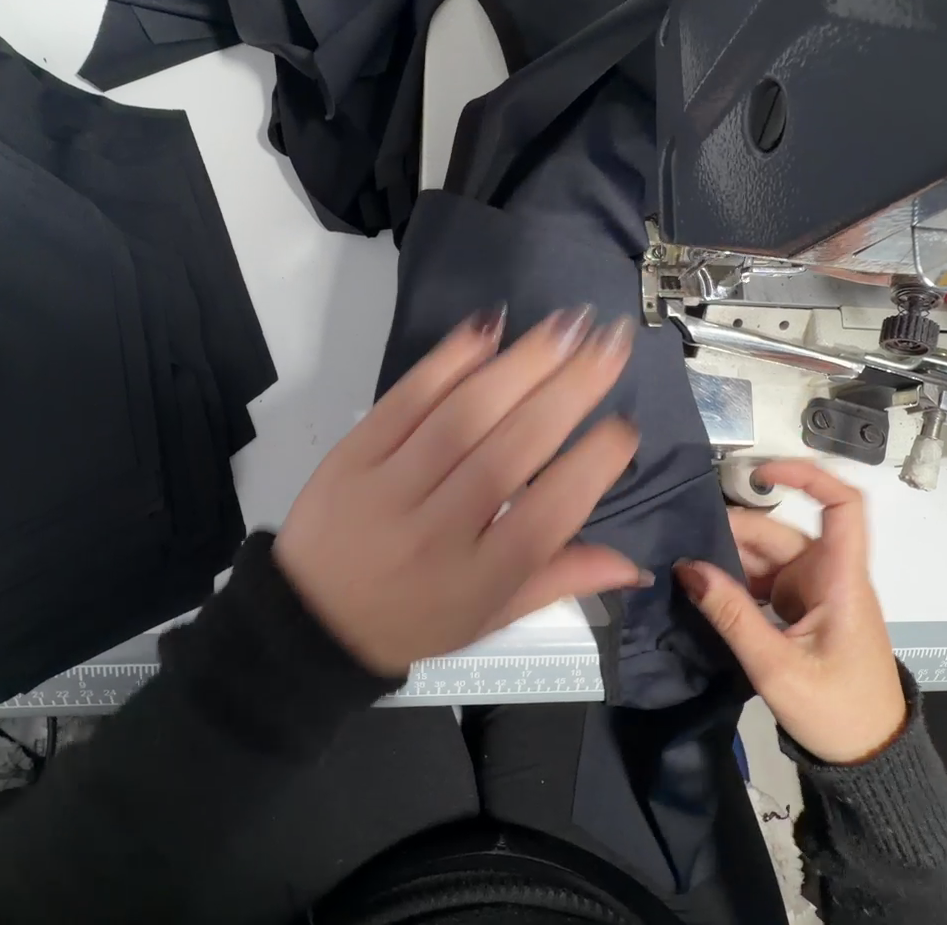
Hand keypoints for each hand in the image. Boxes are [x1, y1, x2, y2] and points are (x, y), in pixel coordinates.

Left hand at [275, 306, 648, 675]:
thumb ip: (559, 581)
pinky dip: (449, 359)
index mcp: (481, 575)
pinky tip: (488, 327)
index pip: (551, 512)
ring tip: (566, 325)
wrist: (310, 622)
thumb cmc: (413, 619)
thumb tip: (636, 565)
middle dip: (571, 389)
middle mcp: (440, 527)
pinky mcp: (354, 454)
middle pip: (514, 449)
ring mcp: (391, 485)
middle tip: (611, 342)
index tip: (625, 423)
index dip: (594, 464)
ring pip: (465, 415)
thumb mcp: (489, 617)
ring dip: (521, 363)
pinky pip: (406, 399)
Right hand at [675, 461, 905, 763]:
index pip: (842, 506)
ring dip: (729, 560)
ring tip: (684, 568)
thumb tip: (687, 568)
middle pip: (781, 533)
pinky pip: (765, 582)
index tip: (760, 473)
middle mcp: (829, 575)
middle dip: (733, 534)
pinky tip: (703, 588)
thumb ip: (730, 614)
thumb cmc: (837, 712)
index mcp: (841, 580)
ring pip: (767, 557)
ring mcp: (815, 593)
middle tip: (684, 547)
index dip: (807, 476)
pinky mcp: (803, 611)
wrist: (869, 758)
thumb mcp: (776, 667)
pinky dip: (735, 582)